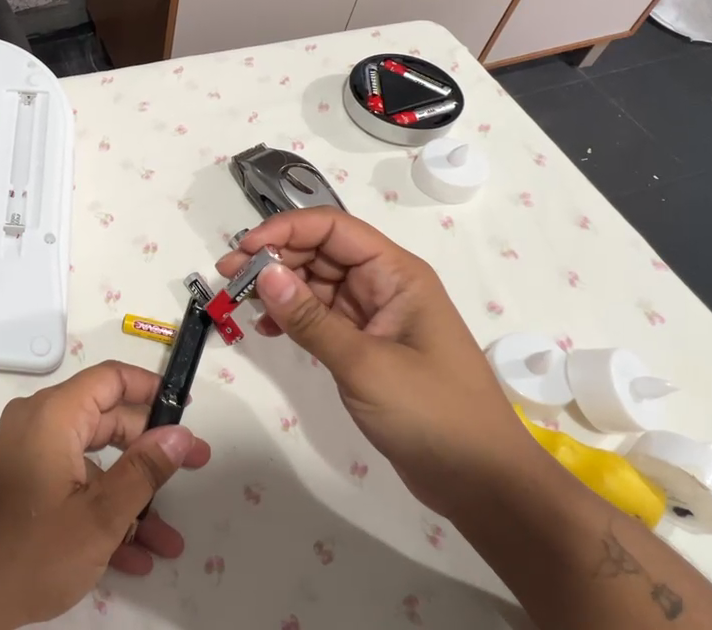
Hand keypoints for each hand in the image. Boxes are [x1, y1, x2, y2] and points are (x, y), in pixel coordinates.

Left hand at [0, 361, 211, 629]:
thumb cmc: (30, 552)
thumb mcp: (99, 516)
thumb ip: (144, 471)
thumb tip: (179, 433)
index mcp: (53, 415)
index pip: (110, 379)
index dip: (151, 389)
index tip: (185, 411)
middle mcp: (38, 424)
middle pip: (106, 420)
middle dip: (151, 452)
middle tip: (194, 471)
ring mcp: (29, 455)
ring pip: (93, 461)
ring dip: (131, 497)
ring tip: (169, 539)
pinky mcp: (24, 484)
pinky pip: (72, 483)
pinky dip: (101, 509)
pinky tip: (134, 555)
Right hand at [219, 208, 533, 519]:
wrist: (483, 483)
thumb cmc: (433, 414)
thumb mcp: (365, 364)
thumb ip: (310, 318)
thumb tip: (263, 272)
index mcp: (396, 274)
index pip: (333, 228)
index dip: (285, 230)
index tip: (244, 252)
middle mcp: (384, 285)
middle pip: (320, 250)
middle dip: (273, 257)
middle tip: (227, 277)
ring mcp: (374, 316)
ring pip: (315, 282)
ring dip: (277, 286)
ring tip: (238, 301)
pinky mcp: (365, 346)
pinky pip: (319, 315)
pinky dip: (290, 316)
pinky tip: (266, 329)